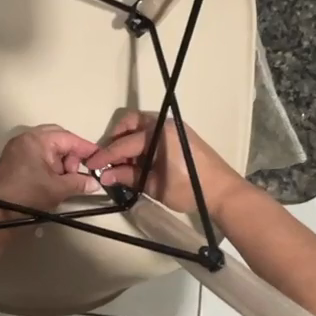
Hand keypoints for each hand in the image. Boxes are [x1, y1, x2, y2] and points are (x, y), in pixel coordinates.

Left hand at [0, 125, 105, 209]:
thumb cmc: (29, 196)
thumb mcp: (58, 189)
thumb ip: (79, 182)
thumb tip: (95, 183)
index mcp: (36, 140)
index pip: (68, 138)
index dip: (86, 149)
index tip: (98, 159)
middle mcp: (25, 138)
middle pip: (57, 137)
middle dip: (71, 153)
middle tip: (76, 171)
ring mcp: (17, 147)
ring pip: (47, 145)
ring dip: (60, 159)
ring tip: (64, 178)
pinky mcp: (13, 158)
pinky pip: (37, 153)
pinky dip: (48, 162)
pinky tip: (53, 177)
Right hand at [85, 110, 243, 213]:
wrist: (224, 192)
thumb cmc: (191, 190)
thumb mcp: (156, 186)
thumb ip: (129, 177)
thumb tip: (105, 175)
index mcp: (160, 134)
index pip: (125, 144)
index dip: (105, 155)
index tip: (91, 164)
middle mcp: (165, 124)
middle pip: (131, 123)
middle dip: (115, 139)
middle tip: (107, 160)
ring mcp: (172, 128)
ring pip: (140, 126)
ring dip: (127, 141)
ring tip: (122, 165)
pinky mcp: (177, 135)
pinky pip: (151, 132)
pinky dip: (139, 143)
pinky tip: (137, 162)